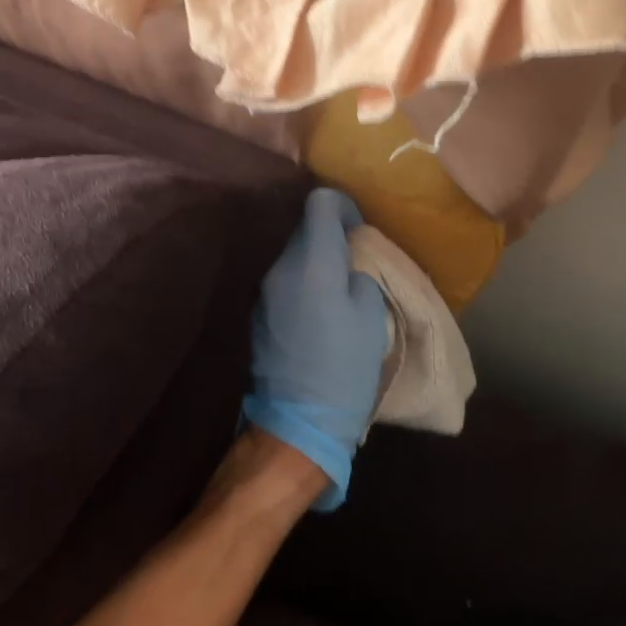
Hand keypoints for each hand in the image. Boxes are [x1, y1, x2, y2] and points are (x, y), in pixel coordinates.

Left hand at [241, 189, 387, 510]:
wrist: (298, 422)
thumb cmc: (344, 368)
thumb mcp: (371, 318)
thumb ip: (360, 274)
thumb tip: (348, 261)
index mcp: (312, 261)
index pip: (320, 203)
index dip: (343, 206)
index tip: (358, 227)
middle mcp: (279, 267)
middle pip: (303, 229)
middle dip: (329, 237)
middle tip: (352, 261)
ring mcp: (262, 291)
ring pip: (291, 256)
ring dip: (314, 263)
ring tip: (336, 290)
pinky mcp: (254, 314)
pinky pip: (281, 283)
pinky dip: (300, 285)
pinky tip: (315, 312)